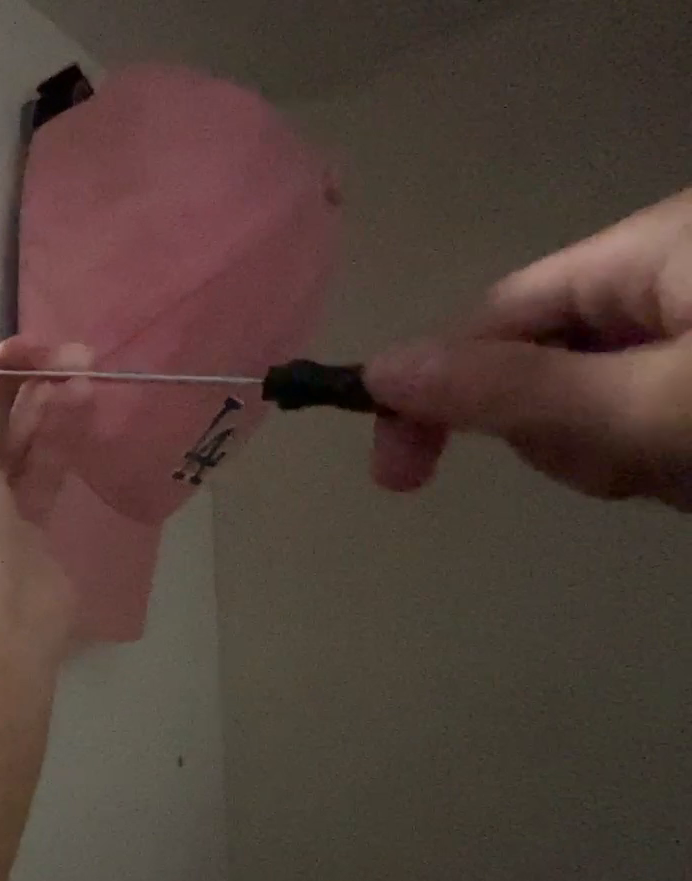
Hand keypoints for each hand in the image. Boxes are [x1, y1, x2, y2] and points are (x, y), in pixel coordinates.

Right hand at [364, 186, 691, 508]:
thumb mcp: (649, 404)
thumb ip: (507, 388)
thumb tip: (374, 370)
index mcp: (650, 249)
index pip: (489, 322)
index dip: (430, 396)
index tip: (400, 478)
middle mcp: (672, 266)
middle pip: (540, 361)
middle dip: (559, 431)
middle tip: (624, 469)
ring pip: (597, 393)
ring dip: (616, 449)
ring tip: (683, 469)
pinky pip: (652, 401)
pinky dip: (665, 444)